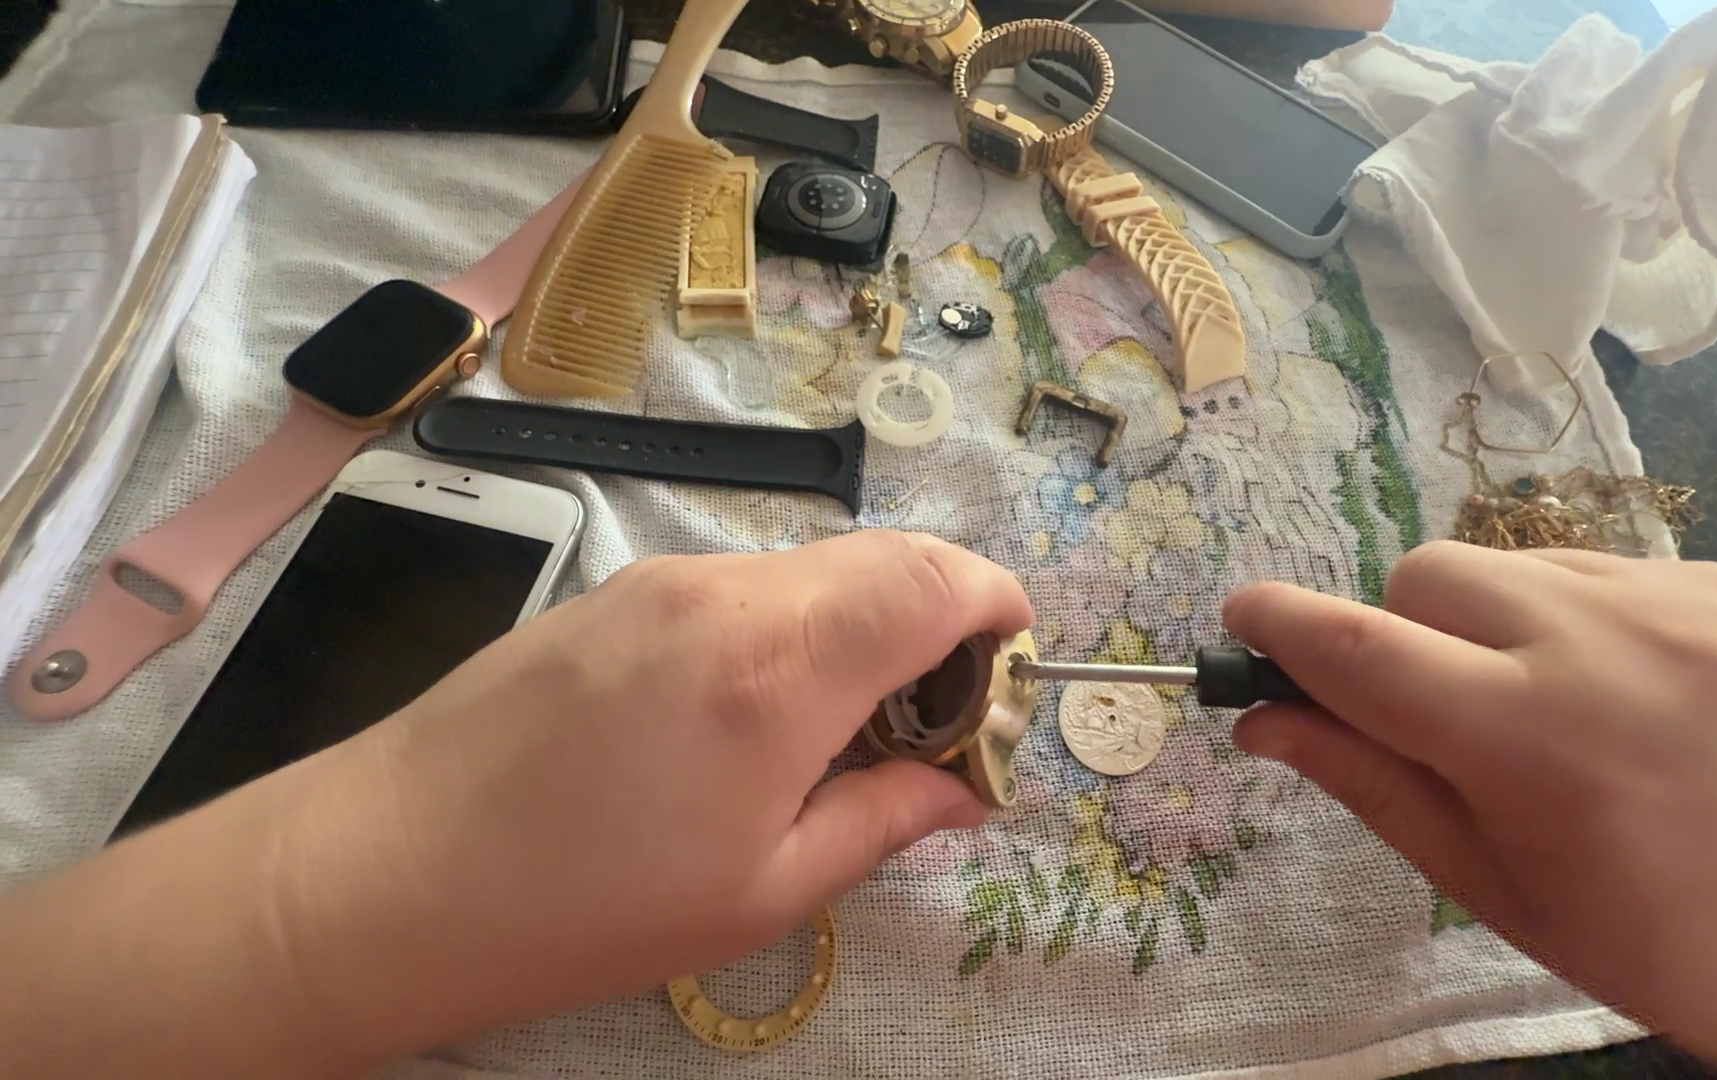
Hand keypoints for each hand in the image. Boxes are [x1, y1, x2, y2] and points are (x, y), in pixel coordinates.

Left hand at [0, 531, 1029, 1078]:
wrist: (376, 870)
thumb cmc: (586, 904)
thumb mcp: (763, 890)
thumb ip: (886, 819)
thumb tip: (969, 790)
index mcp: (781, 670)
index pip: (931, 582)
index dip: (994, 600)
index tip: (1013, 649)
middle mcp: (738, 592)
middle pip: (889, 555)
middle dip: (948, 605)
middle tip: (945, 697)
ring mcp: (681, 574)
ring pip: (828, 564)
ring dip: (876, 613)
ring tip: (858, 707)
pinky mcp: (639, 581)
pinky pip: (765, 577)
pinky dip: (812, 614)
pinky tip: (774, 692)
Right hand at [1223, 542, 1716, 1078]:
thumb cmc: (1665, 940)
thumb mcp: (1493, 880)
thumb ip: (1363, 780)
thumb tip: (1259, 720)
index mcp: (1532, 741)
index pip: (1357, 649)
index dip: (1280, 620)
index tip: (1243, 615)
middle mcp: (1611, 647)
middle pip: (1426, 576)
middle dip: (1402, 630)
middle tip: (1448, 701)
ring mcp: (1698, 603)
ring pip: (1512, 565)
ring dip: (1495, 620)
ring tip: (1563, 697)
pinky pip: (1607, 568)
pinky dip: (1585, 616)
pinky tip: (1644, 686)